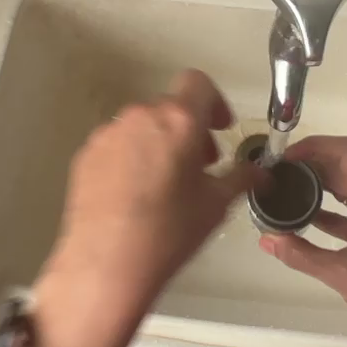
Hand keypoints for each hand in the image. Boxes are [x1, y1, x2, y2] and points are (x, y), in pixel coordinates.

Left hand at [32, 69, 257, 346]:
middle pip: (170, 107)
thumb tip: (260, 172)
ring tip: (164, 185)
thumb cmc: (169, 232)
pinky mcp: (86, 154)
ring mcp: (109, 133)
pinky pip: (117, 144)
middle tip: (197, 166)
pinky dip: (131, 158)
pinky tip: (135, 195)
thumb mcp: (215, 204)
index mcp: (179, 120)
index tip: (218, 129)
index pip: (198, 82)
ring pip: (142, 126)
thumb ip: (240, 178)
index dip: (213, 102)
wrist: (106, 264)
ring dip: (159, 143)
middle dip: (188, 130)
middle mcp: (141, 116)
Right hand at [259, 136, 346, 346]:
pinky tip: (308, 216)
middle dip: (313, 163)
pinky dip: (333, 208)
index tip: (288, 156)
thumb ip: (300, 255)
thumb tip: (267, 240)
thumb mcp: (340, 277)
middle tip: (280, 171)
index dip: (315, 146)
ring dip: (321, 184)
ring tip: (289, 187)